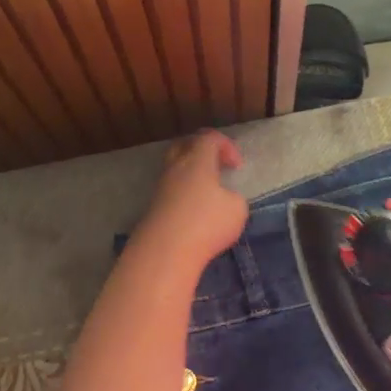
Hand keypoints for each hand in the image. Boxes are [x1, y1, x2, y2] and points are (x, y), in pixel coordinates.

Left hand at [130, 130, 247, 271]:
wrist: (164, 252)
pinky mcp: (153, 208)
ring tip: (207, 192)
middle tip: (216, 165)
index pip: (209, 138)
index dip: (226, 146)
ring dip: (190, 174)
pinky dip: (182, 193)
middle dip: (201, 150)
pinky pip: (169, 190)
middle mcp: (175, 168)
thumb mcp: (237, 209)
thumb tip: (223, 198)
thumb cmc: (206, 223)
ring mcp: (160, 188)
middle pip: (183, 146)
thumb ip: (233, 197)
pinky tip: (194, 210)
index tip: (236, 166)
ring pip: (173, 168)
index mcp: (197, 160)